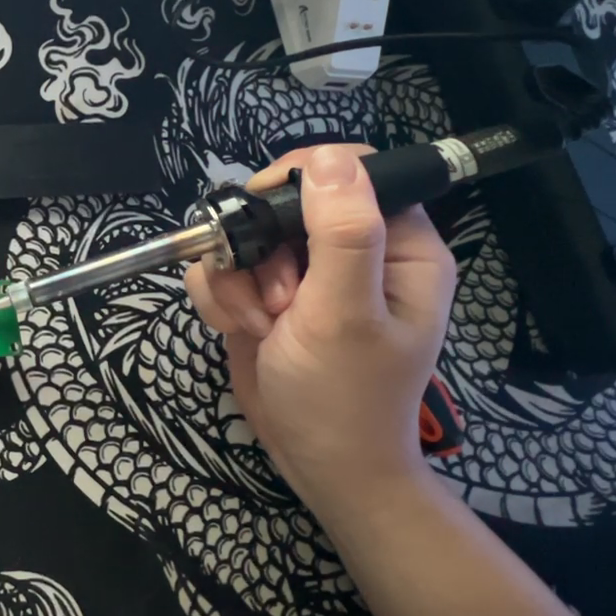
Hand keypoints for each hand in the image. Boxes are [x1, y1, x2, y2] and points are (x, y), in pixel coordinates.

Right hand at [184, 145, 457, 514]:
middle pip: (281, 204)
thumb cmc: (344, 393)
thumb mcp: (345, 313)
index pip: (351, 173)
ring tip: (263, 325)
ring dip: (236, 282)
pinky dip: (219, 300)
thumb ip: (342, 234)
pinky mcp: (260, 294)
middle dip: (260, 248)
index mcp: (396, 247)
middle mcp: (349, 252)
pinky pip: (219, 270)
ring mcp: (300, 274)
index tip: (266, 210)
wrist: (313, 459)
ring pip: (240, 237)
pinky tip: (242, 331)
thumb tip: (328, 157)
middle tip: (280, 298)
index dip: (302, 180)